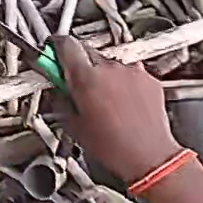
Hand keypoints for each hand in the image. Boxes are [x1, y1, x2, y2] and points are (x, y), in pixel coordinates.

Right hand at [52, 36, 182, 183]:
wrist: (151, 158)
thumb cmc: (114, 146)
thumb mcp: (72, 122)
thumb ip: (59, 95)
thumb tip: (54, 85)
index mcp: (85, 77)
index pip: (65, 44)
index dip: (54, 46)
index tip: (50, 53)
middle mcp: (109, 69)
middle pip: (86, 51)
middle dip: (77, 64)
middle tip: (73, 83)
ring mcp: (131, 72)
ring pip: (107, 63)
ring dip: (100, 74)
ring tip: (101, 99)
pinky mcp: (148, 79)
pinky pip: (128, 72)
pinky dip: (121, 82)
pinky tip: (119, 102)